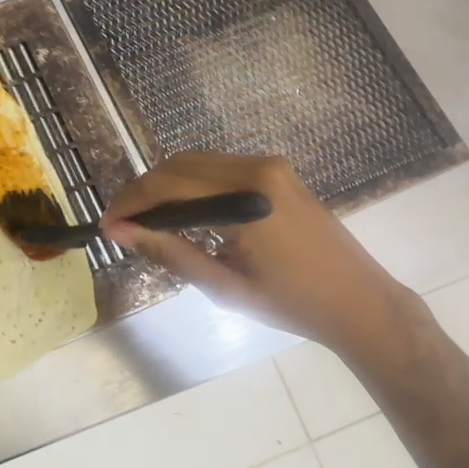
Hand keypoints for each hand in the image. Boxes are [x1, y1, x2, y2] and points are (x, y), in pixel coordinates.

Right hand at [101, 153, 420, 356]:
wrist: (362, 304)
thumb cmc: (293, 304)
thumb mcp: (224, 286)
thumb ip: (169, 252)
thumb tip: (118, 232)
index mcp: (246, 198)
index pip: (169, 186)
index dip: (131, 202)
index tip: (107, 225)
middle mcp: (257, 168)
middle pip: (178, 167)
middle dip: (143, 192)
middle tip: (122, 225)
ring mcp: (270, 166)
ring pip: (195, 163)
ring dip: (165, 186)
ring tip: (147, 222)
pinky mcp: (277, 171)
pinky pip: (218, 168)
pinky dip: (191, 185)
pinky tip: (183, 214)